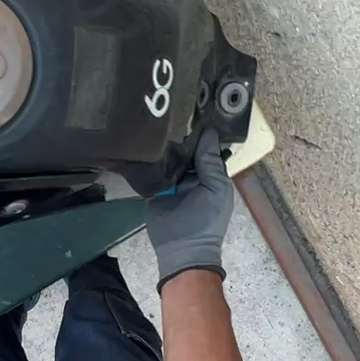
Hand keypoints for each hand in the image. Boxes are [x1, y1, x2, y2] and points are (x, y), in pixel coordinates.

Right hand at [147, 128, 233, 289]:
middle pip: (184, 150)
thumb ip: (210, 161)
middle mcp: (190, 174)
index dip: (200, 132)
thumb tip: (208, 132)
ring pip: (167, 158)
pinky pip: (151, 171)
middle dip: (179, 137)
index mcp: (209, 173)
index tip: (190, 111)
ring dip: (162, 148)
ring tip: (154, 128)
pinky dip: (149, 162)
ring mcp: (171, 182)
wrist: (182, 249)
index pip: (204, 147)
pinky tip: (144, 146)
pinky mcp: (154, 189)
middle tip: (168, 116)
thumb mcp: (216, 187)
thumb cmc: (206, 219)